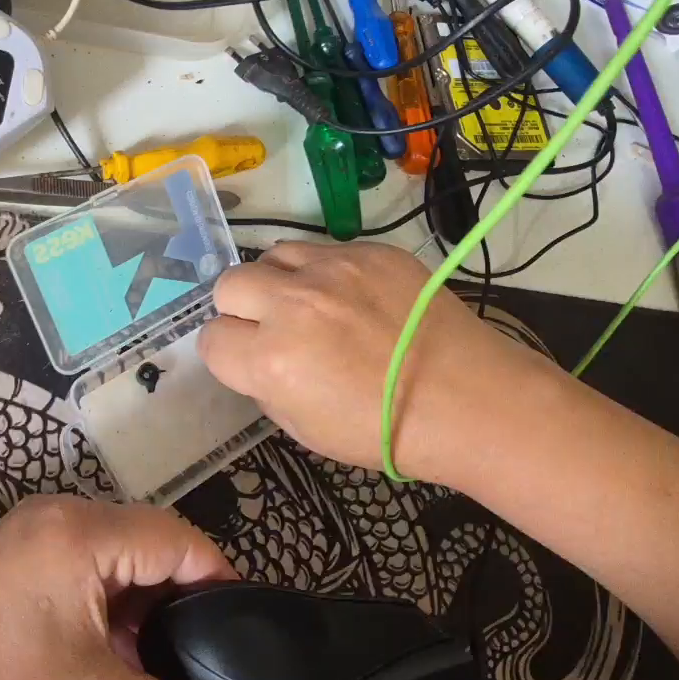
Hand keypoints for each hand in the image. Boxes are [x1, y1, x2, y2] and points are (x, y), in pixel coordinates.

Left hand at [0, 496, 243, 679]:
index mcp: (79, 531)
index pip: (176, 539)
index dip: (219, 581)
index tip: (247, 632)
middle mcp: (58, 518)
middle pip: (148, 546)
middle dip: (183, 603)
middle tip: (214, 659)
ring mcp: (32, 540)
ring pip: (116, 565)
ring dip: (144, 615)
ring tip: (173, 672)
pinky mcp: (15, 569)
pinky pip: (84, 579)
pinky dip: (110, 618)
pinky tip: (120, 667)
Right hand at [198, 241, 565, 479]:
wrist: (467, 399)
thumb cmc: (383, 430)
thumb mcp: (304, 429)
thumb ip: (264, 386)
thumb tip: (254, 356)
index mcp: (271, 360)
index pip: (211, 339)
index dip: (226, 353)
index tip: (247, 360)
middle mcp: (292, 305)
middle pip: (228, 285)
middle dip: (240, 308)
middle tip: (271, 328)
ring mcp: (332, 270)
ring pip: (270, 256)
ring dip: (277, 281)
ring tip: (307, 303)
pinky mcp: (368, 252)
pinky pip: (320, 249)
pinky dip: (322, 272)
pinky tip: (349, 296)